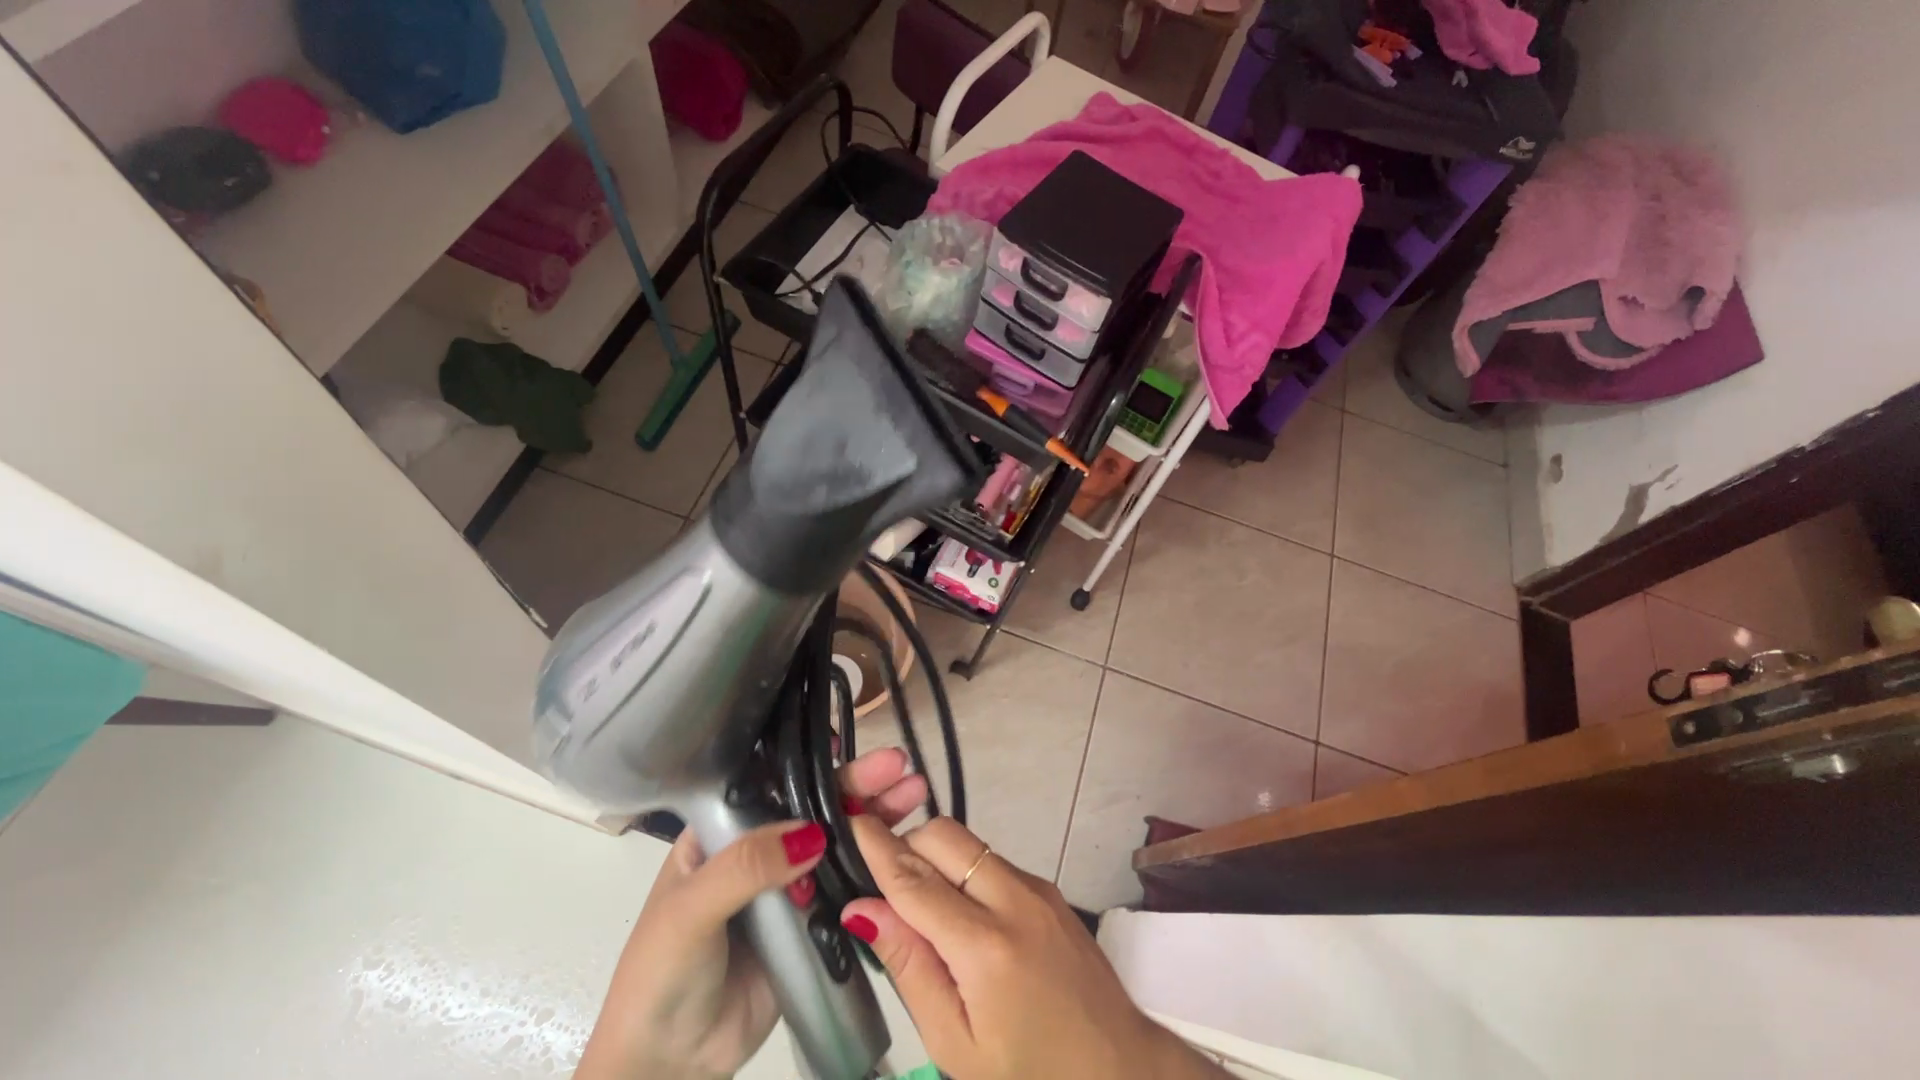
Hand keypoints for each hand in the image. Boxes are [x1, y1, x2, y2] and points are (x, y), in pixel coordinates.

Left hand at [576, 749, 927, 1079]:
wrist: (669, 1062)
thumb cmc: (661, 974)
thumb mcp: (690, 911)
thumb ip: (745, 867)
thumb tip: (815, 832)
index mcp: (721, 837)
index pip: (772, 789)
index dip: (812, 767)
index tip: (853, 749)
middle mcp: (758, 856)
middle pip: (814, 812)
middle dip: (857, 786)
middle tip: (900, 767)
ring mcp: (788, 894)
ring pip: (837, 847)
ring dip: (877, 820)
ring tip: (917, 794)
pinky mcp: (812, 930)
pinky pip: (847, 893)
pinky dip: (879, 870)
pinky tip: (910, 850)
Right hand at [840, 816, 1227, 1079]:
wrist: (1118, 1066)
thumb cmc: (1028, 1070)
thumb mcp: (955, 1041)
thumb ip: (909, 967)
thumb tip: (860, 907)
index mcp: (986, 945)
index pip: (914, 879)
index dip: (874, 846)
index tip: (846, 818)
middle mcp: (1015, 899)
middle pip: (944, 836)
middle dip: (906, 846)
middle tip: (887, 889)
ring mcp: (1038, 889)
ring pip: (969, 843)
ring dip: (936, 859)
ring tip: (923, 911)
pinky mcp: (1049, 890)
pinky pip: (992, 861)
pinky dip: (964, 872)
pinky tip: (961, 918)